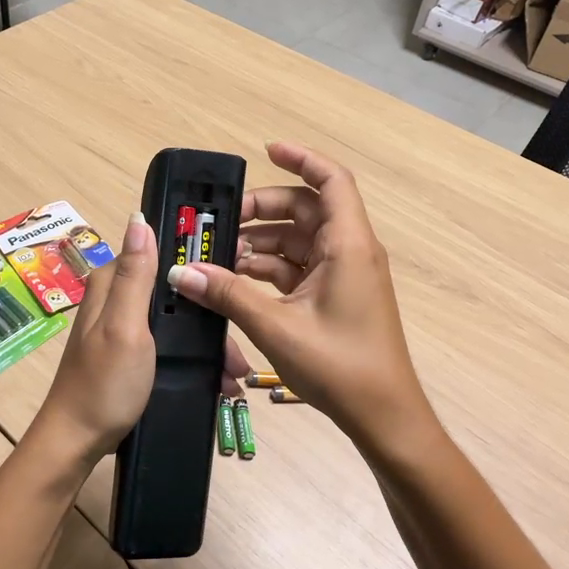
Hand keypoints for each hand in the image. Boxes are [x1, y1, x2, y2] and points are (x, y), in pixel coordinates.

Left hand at [34, 212, 249, 461]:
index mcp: (111, 284)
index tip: (230, 280)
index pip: (157, 253)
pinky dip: (193, 361)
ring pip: (176, 323)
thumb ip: (136, 275)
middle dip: (208, 317)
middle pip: (173, 292)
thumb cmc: (104, 384)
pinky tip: (216, 381)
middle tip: (237, 351)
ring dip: (207, 346)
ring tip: (234, 374)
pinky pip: (170, 347)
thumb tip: (140, 219)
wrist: (78, 441)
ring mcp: (123, 329)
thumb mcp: (125, 325)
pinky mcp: (131, 355)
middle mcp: (115, 300)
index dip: (193, 263)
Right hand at [166, 142, 436, 446]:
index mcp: (348, 245)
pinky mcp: (335, 297)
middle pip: (305, 209)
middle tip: (221, 222)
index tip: (265, 150)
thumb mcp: (276, 327)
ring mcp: (343, 275)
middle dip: (262, 209)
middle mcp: (349, 251)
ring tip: (218, 258)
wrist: (384, 418)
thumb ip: (228, 294)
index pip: (331, 181)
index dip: (300, 158)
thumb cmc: (341, 366)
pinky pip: (298, 268)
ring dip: (260, 244)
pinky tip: (235, 282)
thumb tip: (183, 273)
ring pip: (297, 240)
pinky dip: (268, 269)